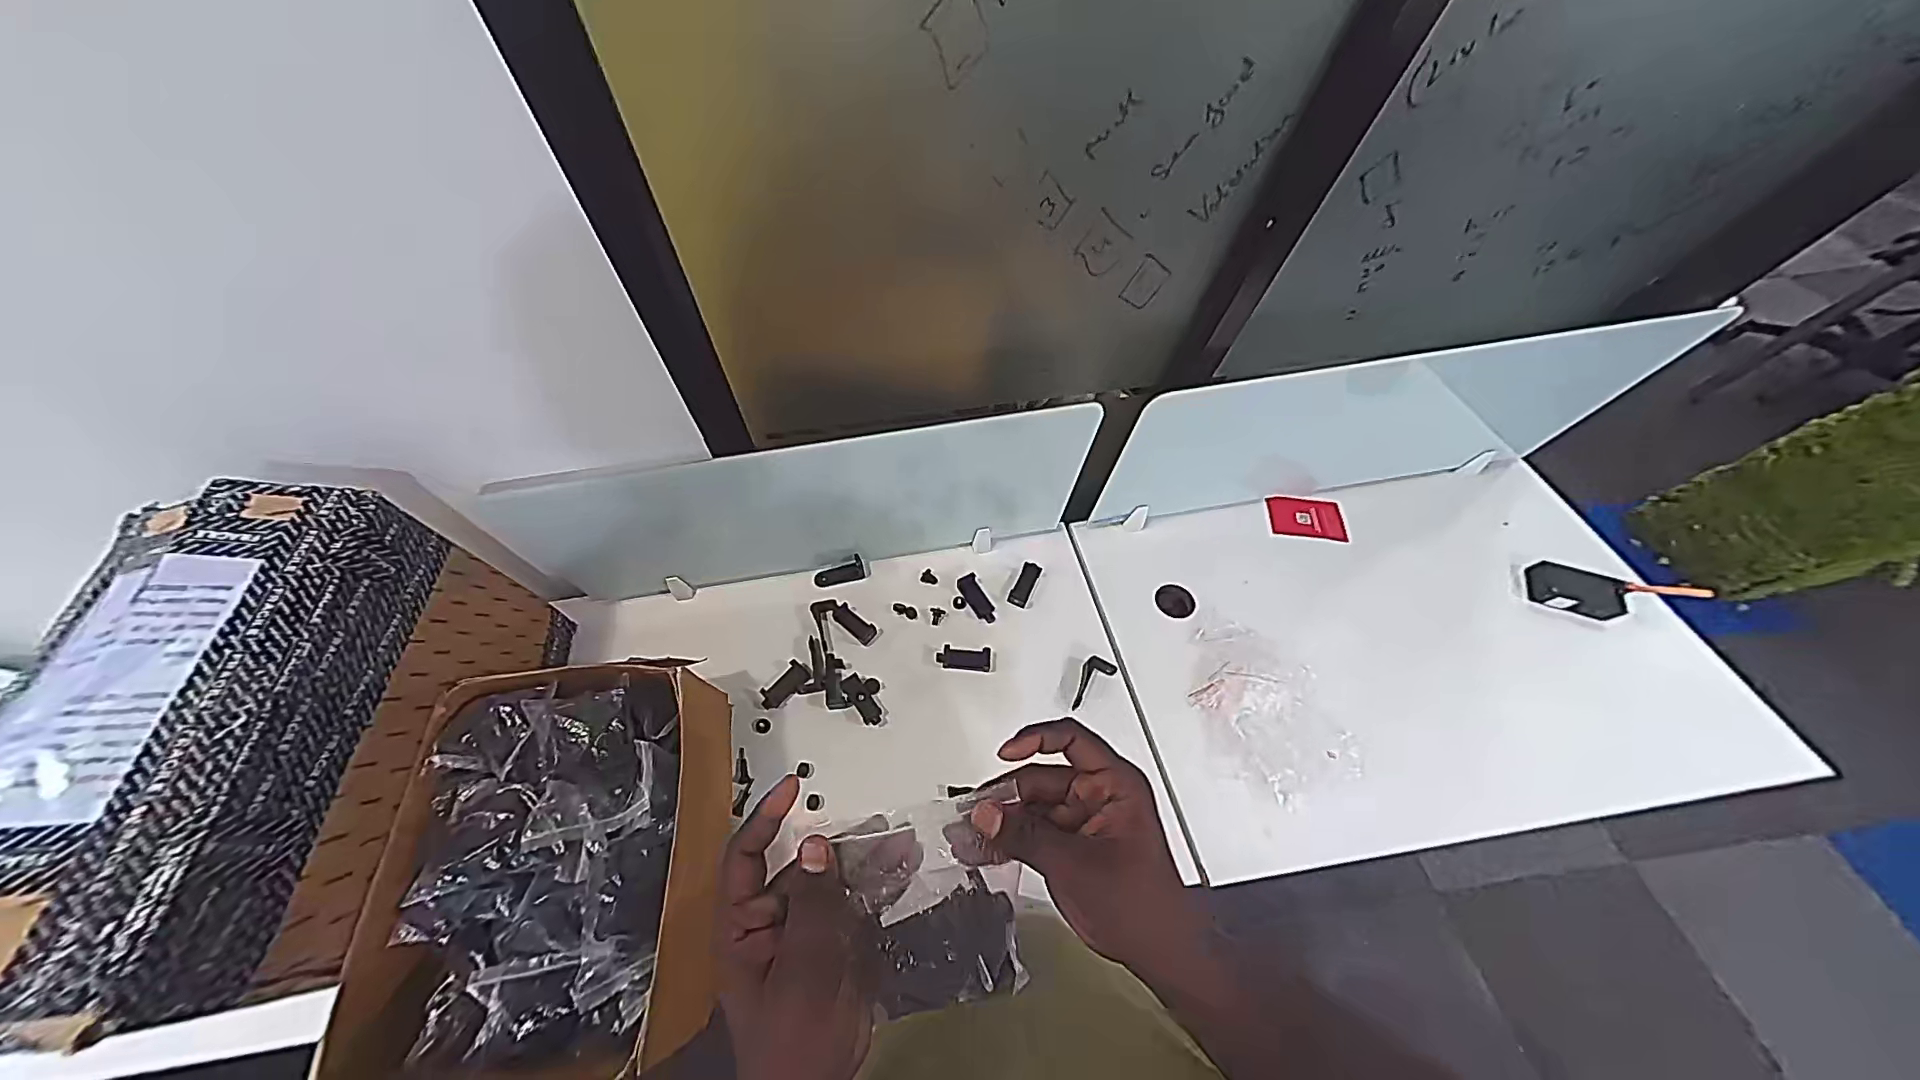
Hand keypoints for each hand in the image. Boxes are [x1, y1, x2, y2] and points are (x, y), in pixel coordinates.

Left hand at [714, 775, 875, 1079]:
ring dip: (865, 859)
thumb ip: (811, 904)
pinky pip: (856, 900)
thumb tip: (813, 848)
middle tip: (868, 823)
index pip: (745, 856)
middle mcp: (774, 920)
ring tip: (895, 842)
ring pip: (834, 878)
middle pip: (801, 863)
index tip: (789, 789)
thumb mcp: (799, 969)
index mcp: (743, 926)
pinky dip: (878, 883)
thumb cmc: (787, 1046)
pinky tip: (899, 868)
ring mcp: (807, 929)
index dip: (764, 818)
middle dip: (836, 842)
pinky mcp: (836, 941)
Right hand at [968, 718, 1208, 978]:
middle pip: (1042, 776)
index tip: (1006, 753)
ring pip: (1033, 805)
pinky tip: (988, 847)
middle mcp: (1100, 795)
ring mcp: (1085, 818)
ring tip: (974, 834)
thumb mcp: (1074, 864)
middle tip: (977, 811)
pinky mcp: (1073, 842)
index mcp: (1115, 784)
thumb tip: (987, 814)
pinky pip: (1035, 829)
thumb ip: (1025, 835)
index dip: (1035, 739)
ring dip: (1003, 820)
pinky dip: (1012, 837)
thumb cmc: (1144, 907)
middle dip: (1007, 794)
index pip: (1071, 739)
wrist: (1158, 953)